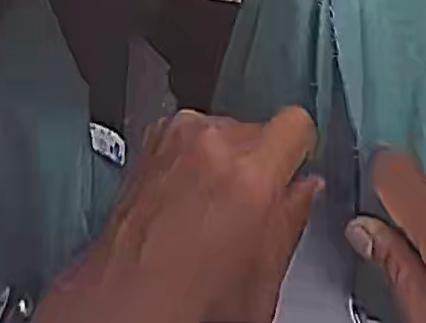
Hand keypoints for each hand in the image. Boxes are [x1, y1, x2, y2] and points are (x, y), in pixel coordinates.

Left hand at [35, 107, 322, 322]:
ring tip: (209, 206)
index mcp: (251, 175)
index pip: (297, 122)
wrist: (118, 304)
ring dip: (226, 157)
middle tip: (246, 207)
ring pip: (227, 129)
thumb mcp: (262, 281)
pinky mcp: (156, 135)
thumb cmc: (181, 304)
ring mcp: (181, 134)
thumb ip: (292, 219)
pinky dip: (195, 154)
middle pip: (261, 129)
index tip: (296, 164)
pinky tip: (186, 194)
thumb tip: (307, 188)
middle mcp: (215, 143)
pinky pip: (194, 131)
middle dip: (260, 162)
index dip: (301, 148)